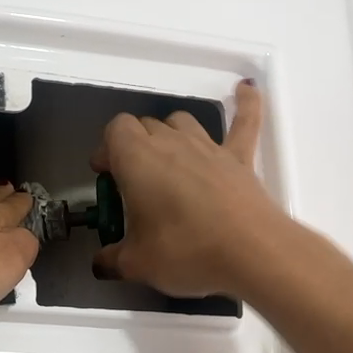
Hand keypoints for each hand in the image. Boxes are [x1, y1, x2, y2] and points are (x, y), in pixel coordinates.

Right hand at [89, 80, 282, 297]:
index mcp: (137, 159)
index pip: (115, 131)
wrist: (251, 253)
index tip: (105, 176)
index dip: (107, 150)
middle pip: (145, 126)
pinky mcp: (240, 158)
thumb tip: (101, 263)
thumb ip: (112, 259)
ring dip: (169, 133)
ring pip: (182, 122)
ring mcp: (209, 147)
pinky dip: (245, 103)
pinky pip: (245, 120)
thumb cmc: (185, 252)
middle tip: (131, 182)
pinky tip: (244, 88)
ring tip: (166, 159)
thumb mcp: (136, 264)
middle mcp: (171, 143)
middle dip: (133, 146)